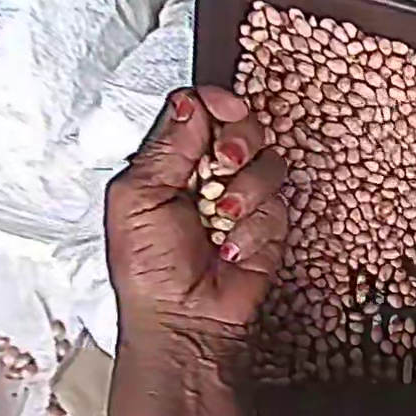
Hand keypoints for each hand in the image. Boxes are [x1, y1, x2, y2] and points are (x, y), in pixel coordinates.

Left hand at [107, 87, 288, 351]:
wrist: (184, 313)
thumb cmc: (148, 264)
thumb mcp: (137, 194)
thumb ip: (166, 148)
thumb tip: (190, 103)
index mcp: (176, 160)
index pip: (204, 112)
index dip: (218, 102)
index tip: (224, 105)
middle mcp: (216, 175)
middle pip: (246, 130)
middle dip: (239, 143)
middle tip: (223, 165)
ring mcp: (248, 200)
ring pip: (270, 167)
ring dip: (245, 193)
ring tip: (220, 220)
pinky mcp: (273, 227)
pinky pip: (278, 210)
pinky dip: (254, 229)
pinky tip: (232, 246)